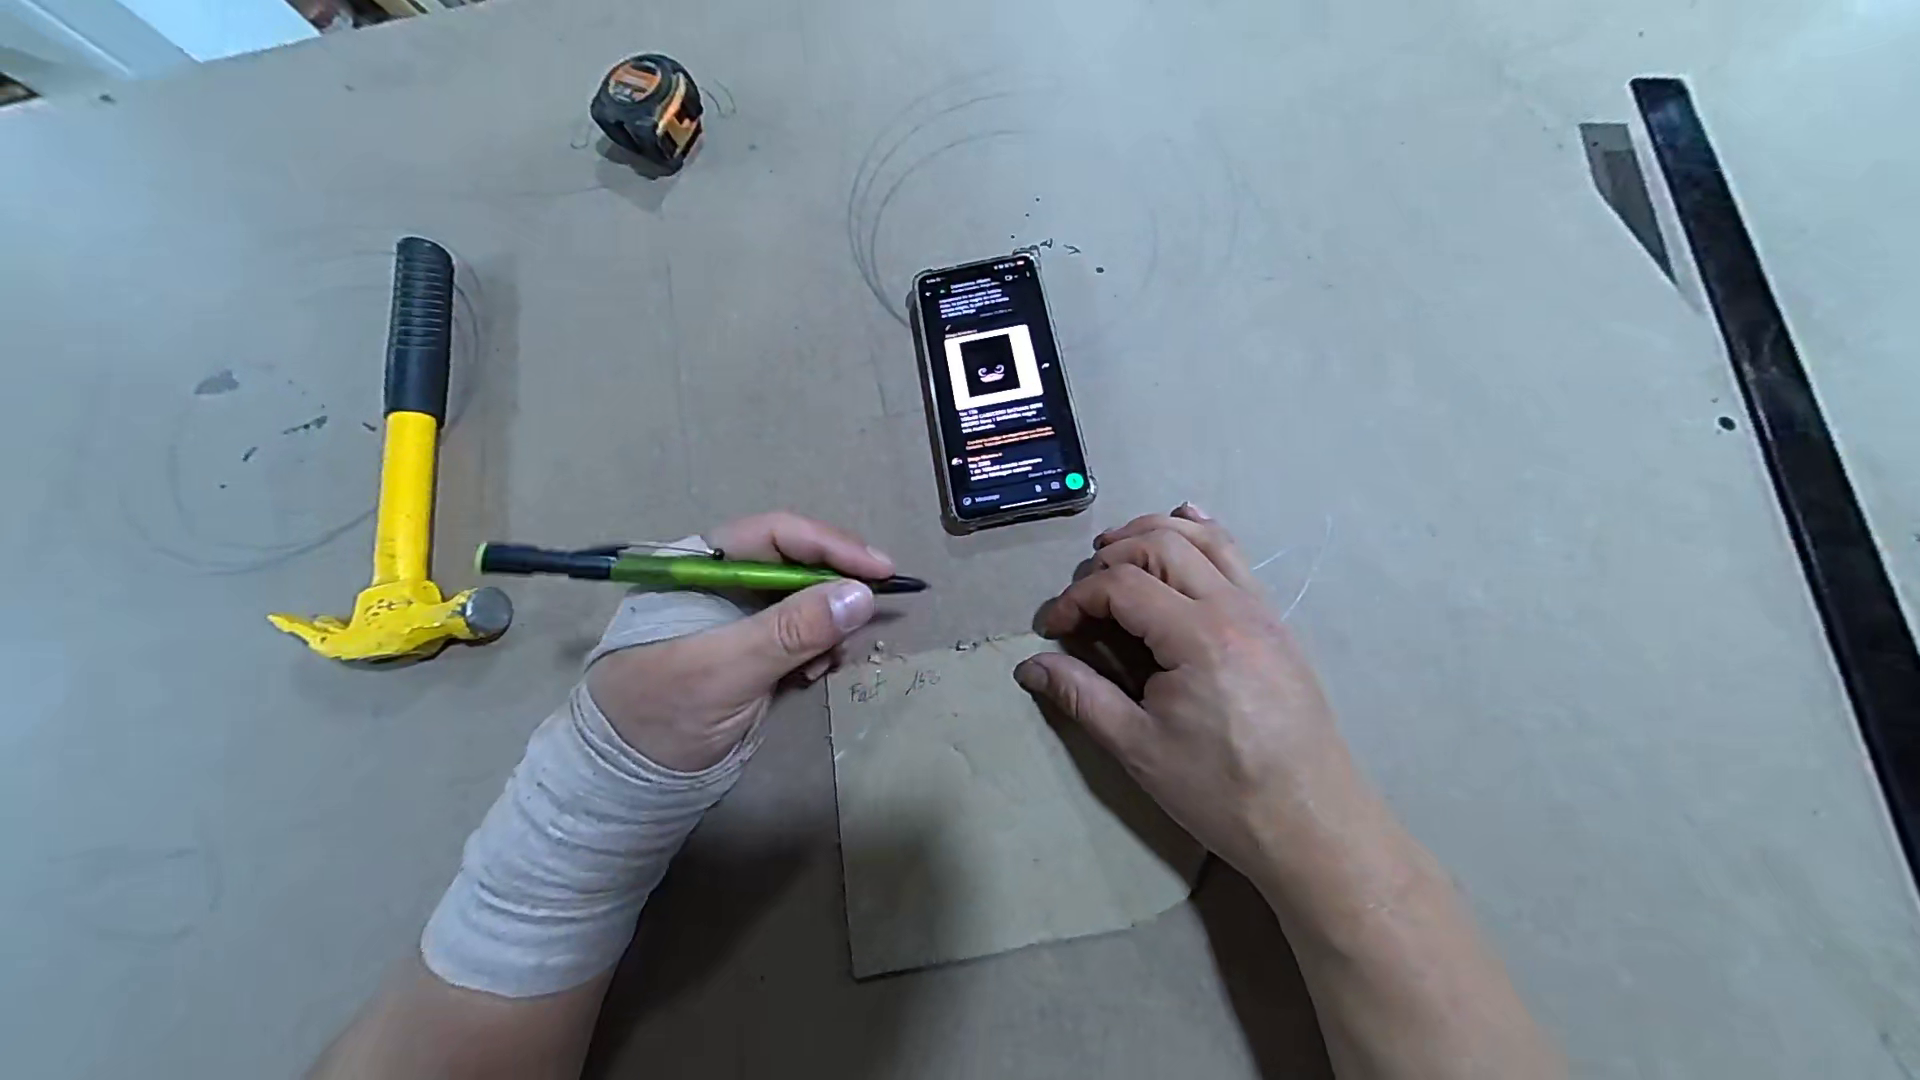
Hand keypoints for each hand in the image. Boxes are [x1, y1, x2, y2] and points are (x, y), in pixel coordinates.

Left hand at [586, 512, 890, 771]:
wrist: (630, 781)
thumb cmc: (662, 713)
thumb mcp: (726, 669)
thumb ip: (792, 629)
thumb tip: (862, 594)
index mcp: (703, 566)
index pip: (777, 536)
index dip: (833, 546)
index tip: (881, 569)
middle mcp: (726, 581)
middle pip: (800, 563)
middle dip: (837, 588)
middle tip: (872, 610)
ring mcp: (743, 615)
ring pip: (809, 600)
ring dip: (831, 626)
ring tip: (830, 660)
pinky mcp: (757, 647)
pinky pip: (805, 633)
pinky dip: (820, 650)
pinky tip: (813, 675)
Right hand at [1013, 503, 1361, 888]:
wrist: (1314, 825)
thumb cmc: (1221, 791)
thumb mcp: (1138, 747)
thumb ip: (1081, 696)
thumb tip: (1028, 667)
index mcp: (1198, 637)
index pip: (1122, 585)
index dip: (1076, 598)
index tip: (1053, 627)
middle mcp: (1233, 607)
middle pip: (1160, 545)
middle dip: (1109, 557)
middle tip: (1081, 593)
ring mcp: (1261, 609)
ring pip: (1202, 538)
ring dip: (1152, 532)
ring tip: (1115, 548)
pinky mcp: (1275, 621)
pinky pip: (1236, 556)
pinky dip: (1201, 532)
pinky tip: (1185, 522)